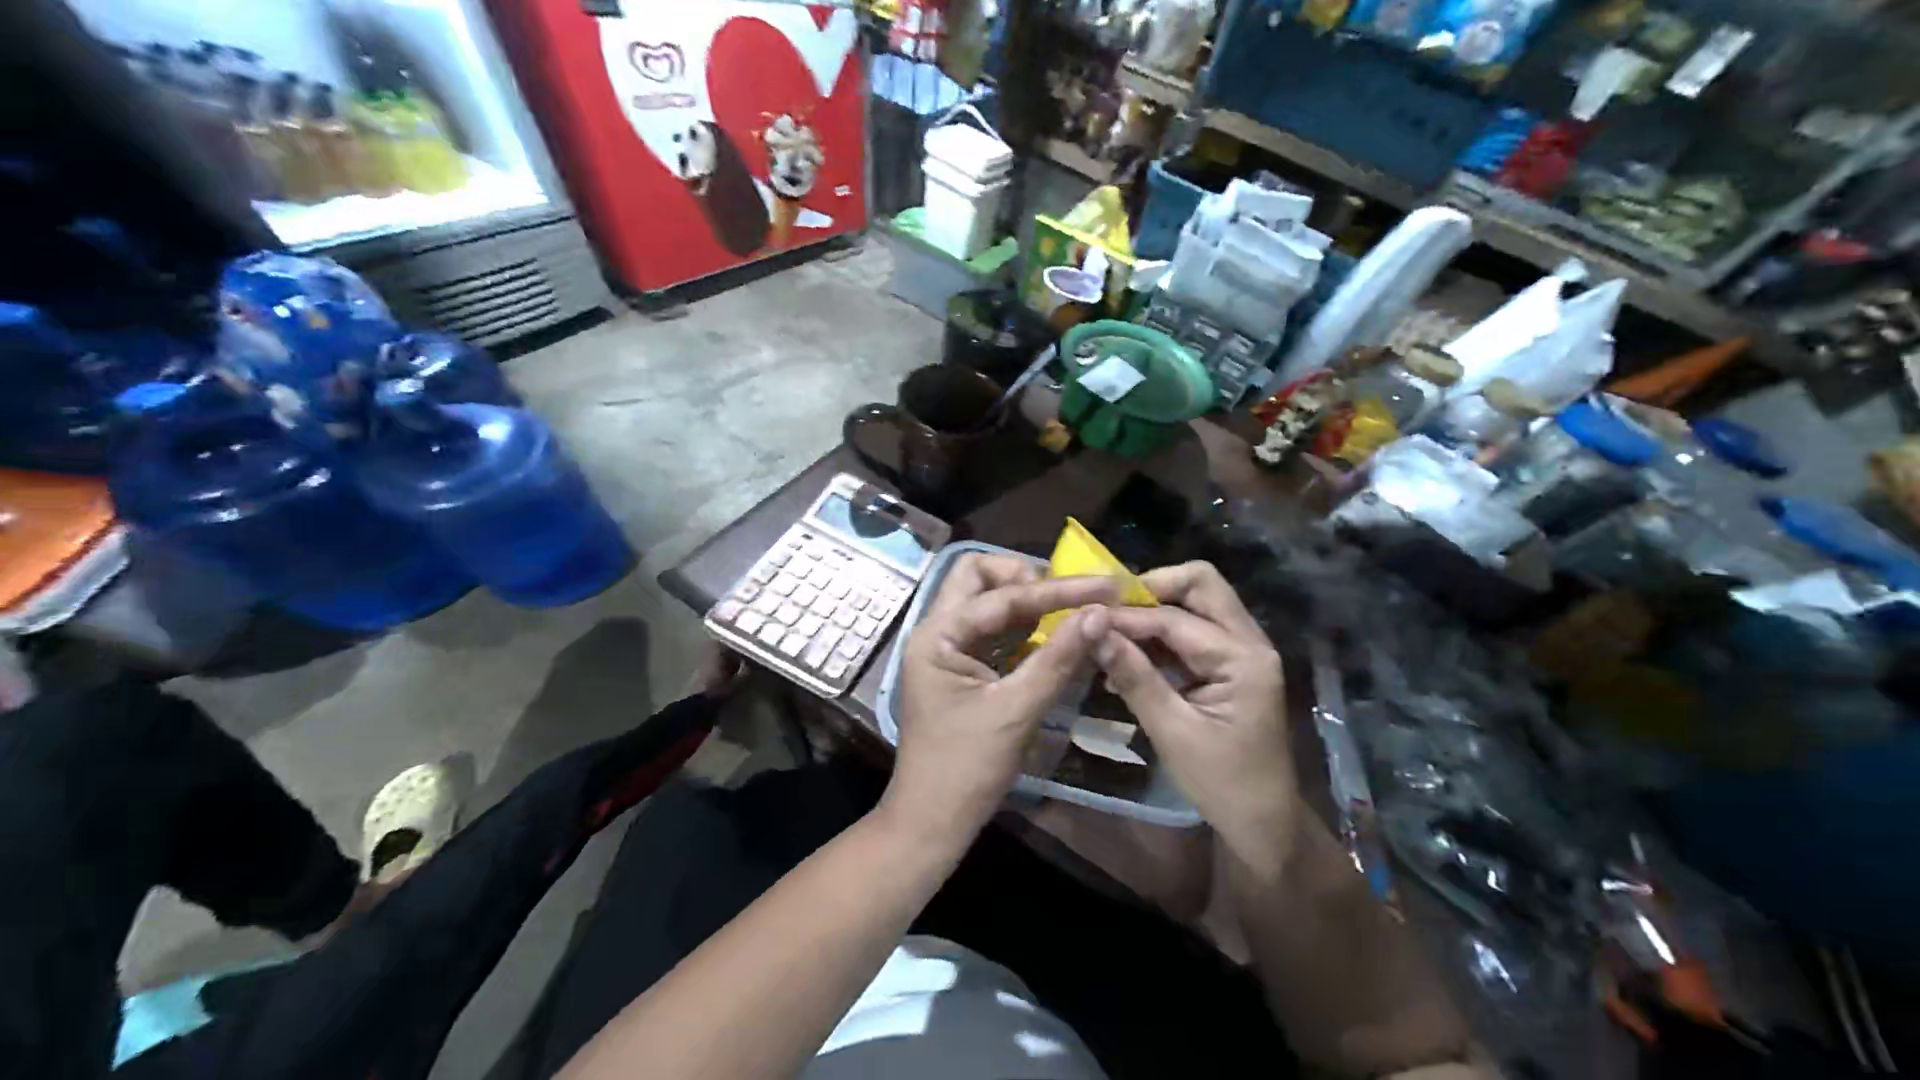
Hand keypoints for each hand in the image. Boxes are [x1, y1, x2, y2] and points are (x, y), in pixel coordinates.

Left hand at [884, 555, 1114, 850]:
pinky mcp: (962, 667)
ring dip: (1027, 599)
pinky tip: (1054, 634)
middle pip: (978, 576)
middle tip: (1070, 596)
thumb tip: (1100, 614)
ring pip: (986, 600)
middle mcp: (936, 631)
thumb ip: (1057, 659)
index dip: (1057, 590)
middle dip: (1026, 577)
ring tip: (1072, 607)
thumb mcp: (1016, 711)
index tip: (1104, 586)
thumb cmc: (966, 768)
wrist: (933, 820)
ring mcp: (947, 648)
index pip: (1002, 596)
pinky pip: (993, 629)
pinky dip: (1023, 625)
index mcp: (937, 635)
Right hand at [1093, 562, 1296, 872]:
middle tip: (1107, 609)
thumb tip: (1093, 631)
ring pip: (1197, 601)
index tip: (1084, 618)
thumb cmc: (1221, 782)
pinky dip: (1160, 631)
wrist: (1263, 821)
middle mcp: (1249, 641)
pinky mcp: (1230, 663)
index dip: (1127, 616)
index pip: (1175, 618)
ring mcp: (1242, 650)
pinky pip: (1193, 628)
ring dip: (1154, 607)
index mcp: (1243, 658)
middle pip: (1200, 584)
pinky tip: (1129, 651)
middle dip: (1150, 588)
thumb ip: (1134, 676)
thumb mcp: (1172, 731)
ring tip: (1111, 628)